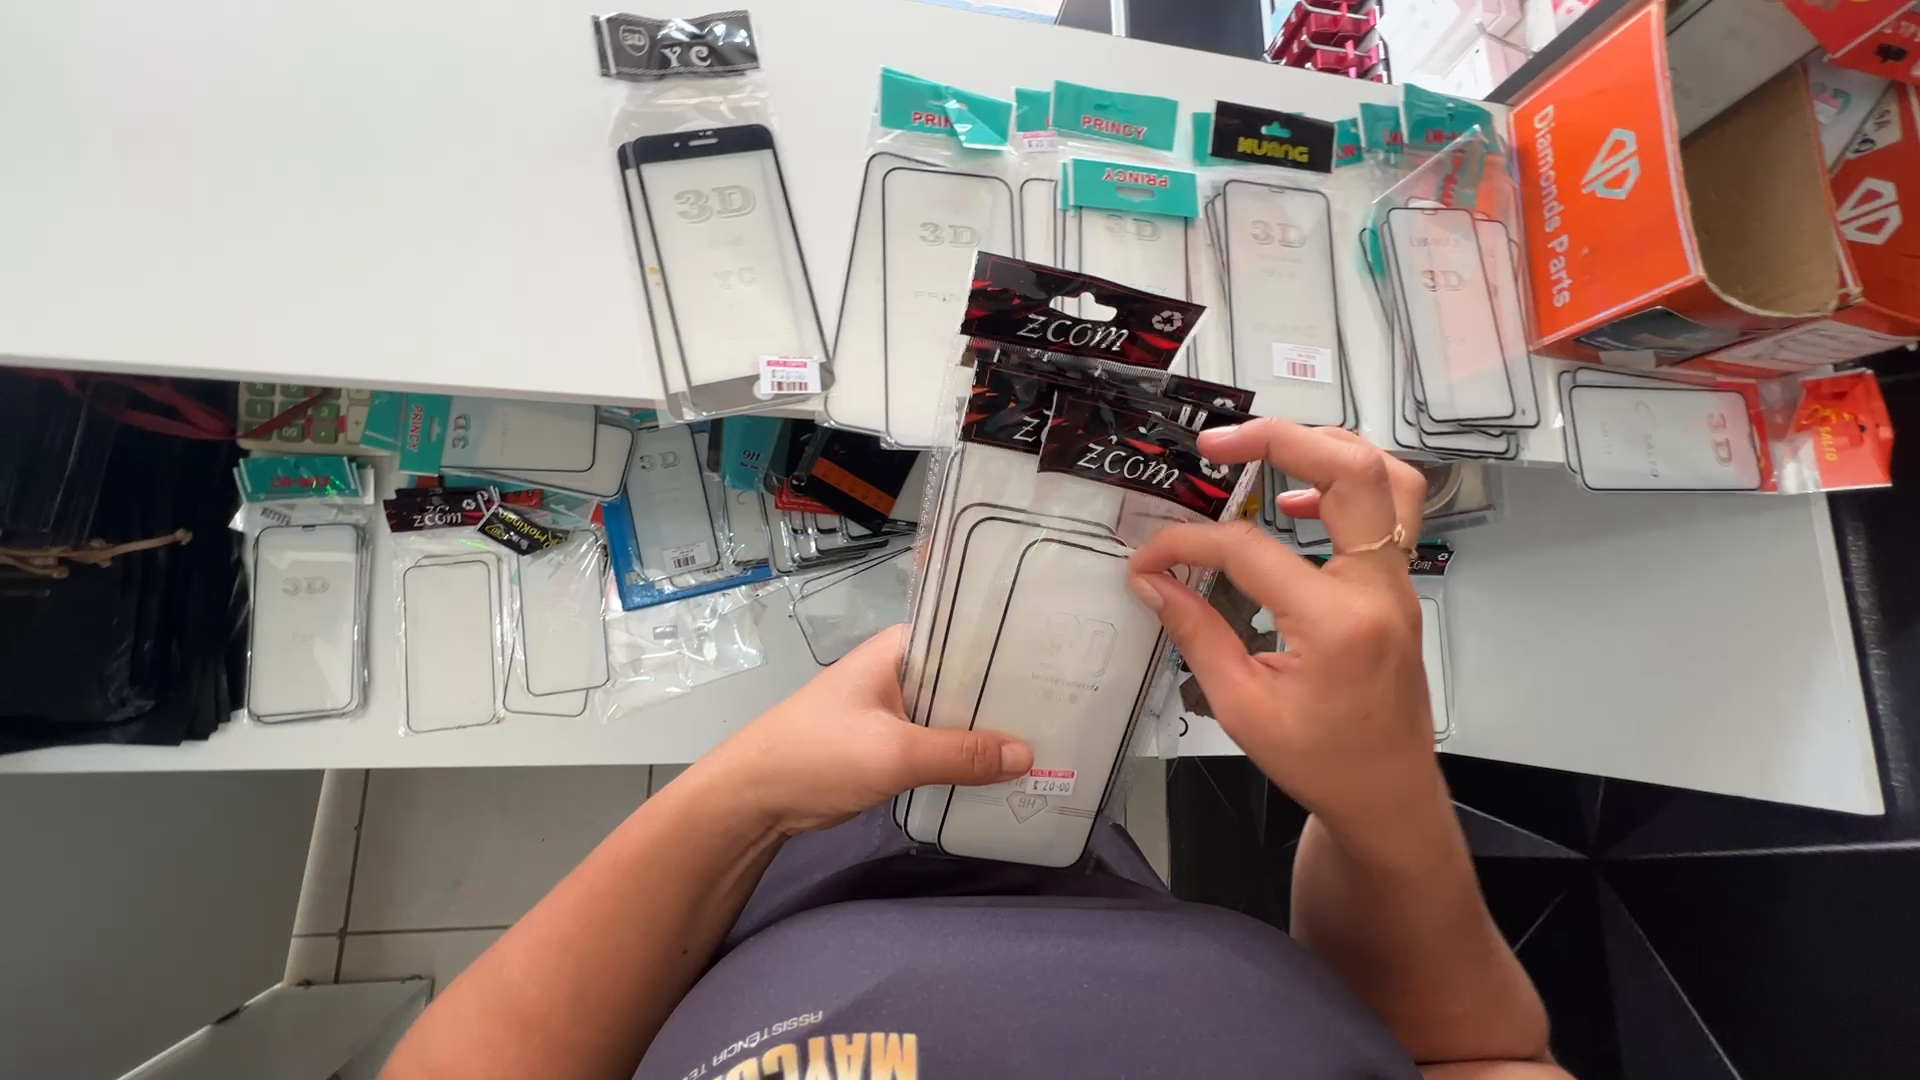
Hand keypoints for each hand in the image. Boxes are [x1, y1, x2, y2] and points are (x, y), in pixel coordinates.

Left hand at [693, 625, 1033, 835]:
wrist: (754, 798)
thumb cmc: (818, 754)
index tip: (1062, 668)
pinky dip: (965, 755)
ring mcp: (896, 708)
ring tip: (1050, 741)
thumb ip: (961, 753)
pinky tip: (1004, 770)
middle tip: (1069, 710)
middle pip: (967, 678)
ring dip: (988, 730)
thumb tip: (1028, 755)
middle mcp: (903, 670)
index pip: (968, 637)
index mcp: (901, 649)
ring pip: (954, 713)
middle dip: (1008, 697)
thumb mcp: (894, 752)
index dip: (1012, 652)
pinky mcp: (891, 743)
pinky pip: (939, 742)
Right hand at [1127, 420, 1437, 831]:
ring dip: (1326, 450)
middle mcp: (1378, 589)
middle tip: (1218, 443)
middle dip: (1280, 440)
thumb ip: (1195, 631)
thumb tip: (1153, 581)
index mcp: (1337, 623)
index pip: (1248, 550)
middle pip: (1350, 473)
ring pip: (1386, 478)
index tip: (1149, 558)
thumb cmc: (1320, 761)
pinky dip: (1345, 485)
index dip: (1186, 544)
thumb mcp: (1240, 704)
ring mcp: (1396, 584)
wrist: (1387, 796)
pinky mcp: (1394, 587)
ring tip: (1267, 451)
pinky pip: (1389, 510)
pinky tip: (1297, 501)